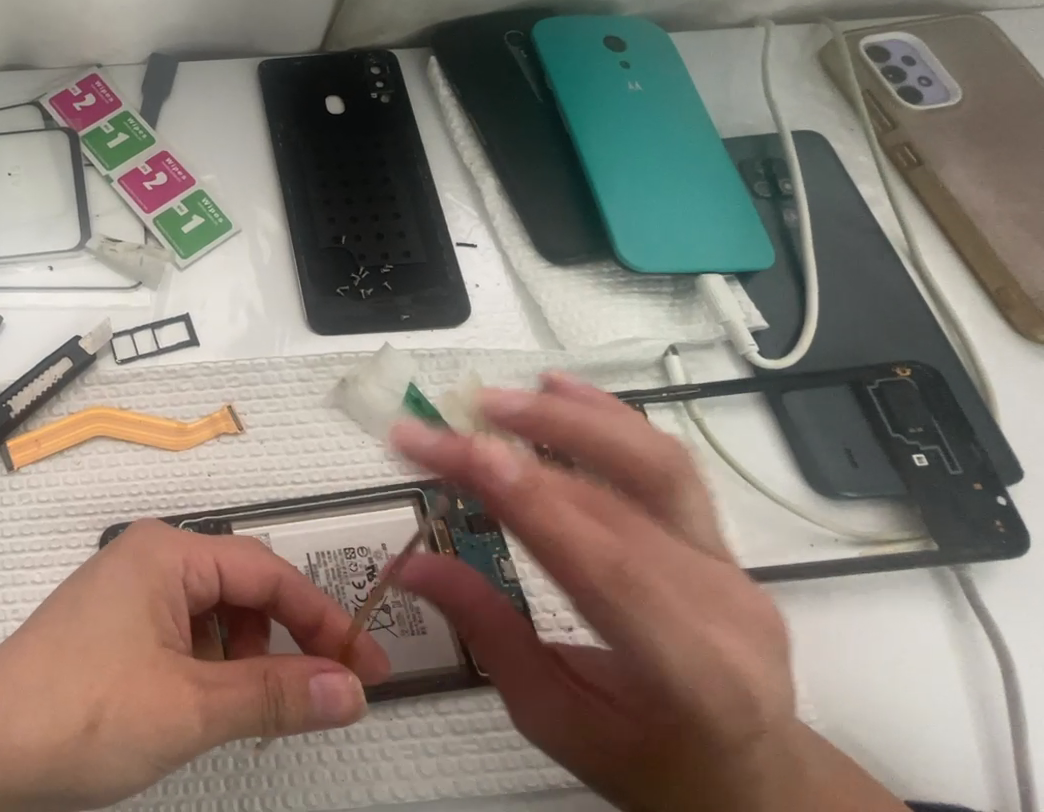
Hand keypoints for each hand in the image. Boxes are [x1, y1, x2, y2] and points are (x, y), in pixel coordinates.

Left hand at [0, 520, 393, 809]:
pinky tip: (203, 703)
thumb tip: (352, 690)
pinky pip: (180, 632)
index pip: (269, 571)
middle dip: (287, 637)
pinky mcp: (109, 626)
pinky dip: (209, 665)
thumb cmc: (82, 714)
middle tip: (326, 693)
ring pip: (213, 612)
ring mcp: (123, 591)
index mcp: (166, 552)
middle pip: (242, 586)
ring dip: (246, 655)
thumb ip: (278, 695)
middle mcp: (145, 557)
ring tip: (246, 706)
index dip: (326, 619)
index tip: (370, 669)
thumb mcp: (192, 707)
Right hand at [388, 372, 906, 811]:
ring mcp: (730, 565)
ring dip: (569, 420)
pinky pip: (667, 467)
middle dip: (516, 453)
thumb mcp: (552, 717)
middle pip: (615, 504)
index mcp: (689, 673)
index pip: (604, 568)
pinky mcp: (720, 541)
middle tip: (438, 430)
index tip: (462, 454)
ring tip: (493, 400)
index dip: (531, 502)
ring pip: (656, 467)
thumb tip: (408, 565)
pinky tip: (559, 387)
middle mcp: (723, 606)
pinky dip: (609, 418)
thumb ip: (487, 631)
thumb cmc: (646, 762)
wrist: (753, 775)